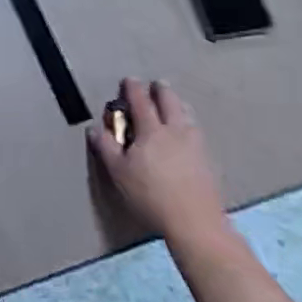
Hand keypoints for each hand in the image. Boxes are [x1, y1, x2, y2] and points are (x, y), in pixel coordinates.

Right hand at [87, 79, 229, 246]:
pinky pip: (195, 128)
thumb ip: (106, 147)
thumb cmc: (150, 195)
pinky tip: (186, 130)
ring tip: (172, 103)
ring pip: (186, 113)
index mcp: (151, 130)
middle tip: (155, 85)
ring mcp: (194, 143)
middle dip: (160, 90)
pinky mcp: (206, 157)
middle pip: (169, 101)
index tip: (128, 80)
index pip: (140, 101)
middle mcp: (175, 130)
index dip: (133, 88)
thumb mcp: (118, 172)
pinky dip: (188, 120)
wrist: (195, 221)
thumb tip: (95, 128)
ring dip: (177, 103)